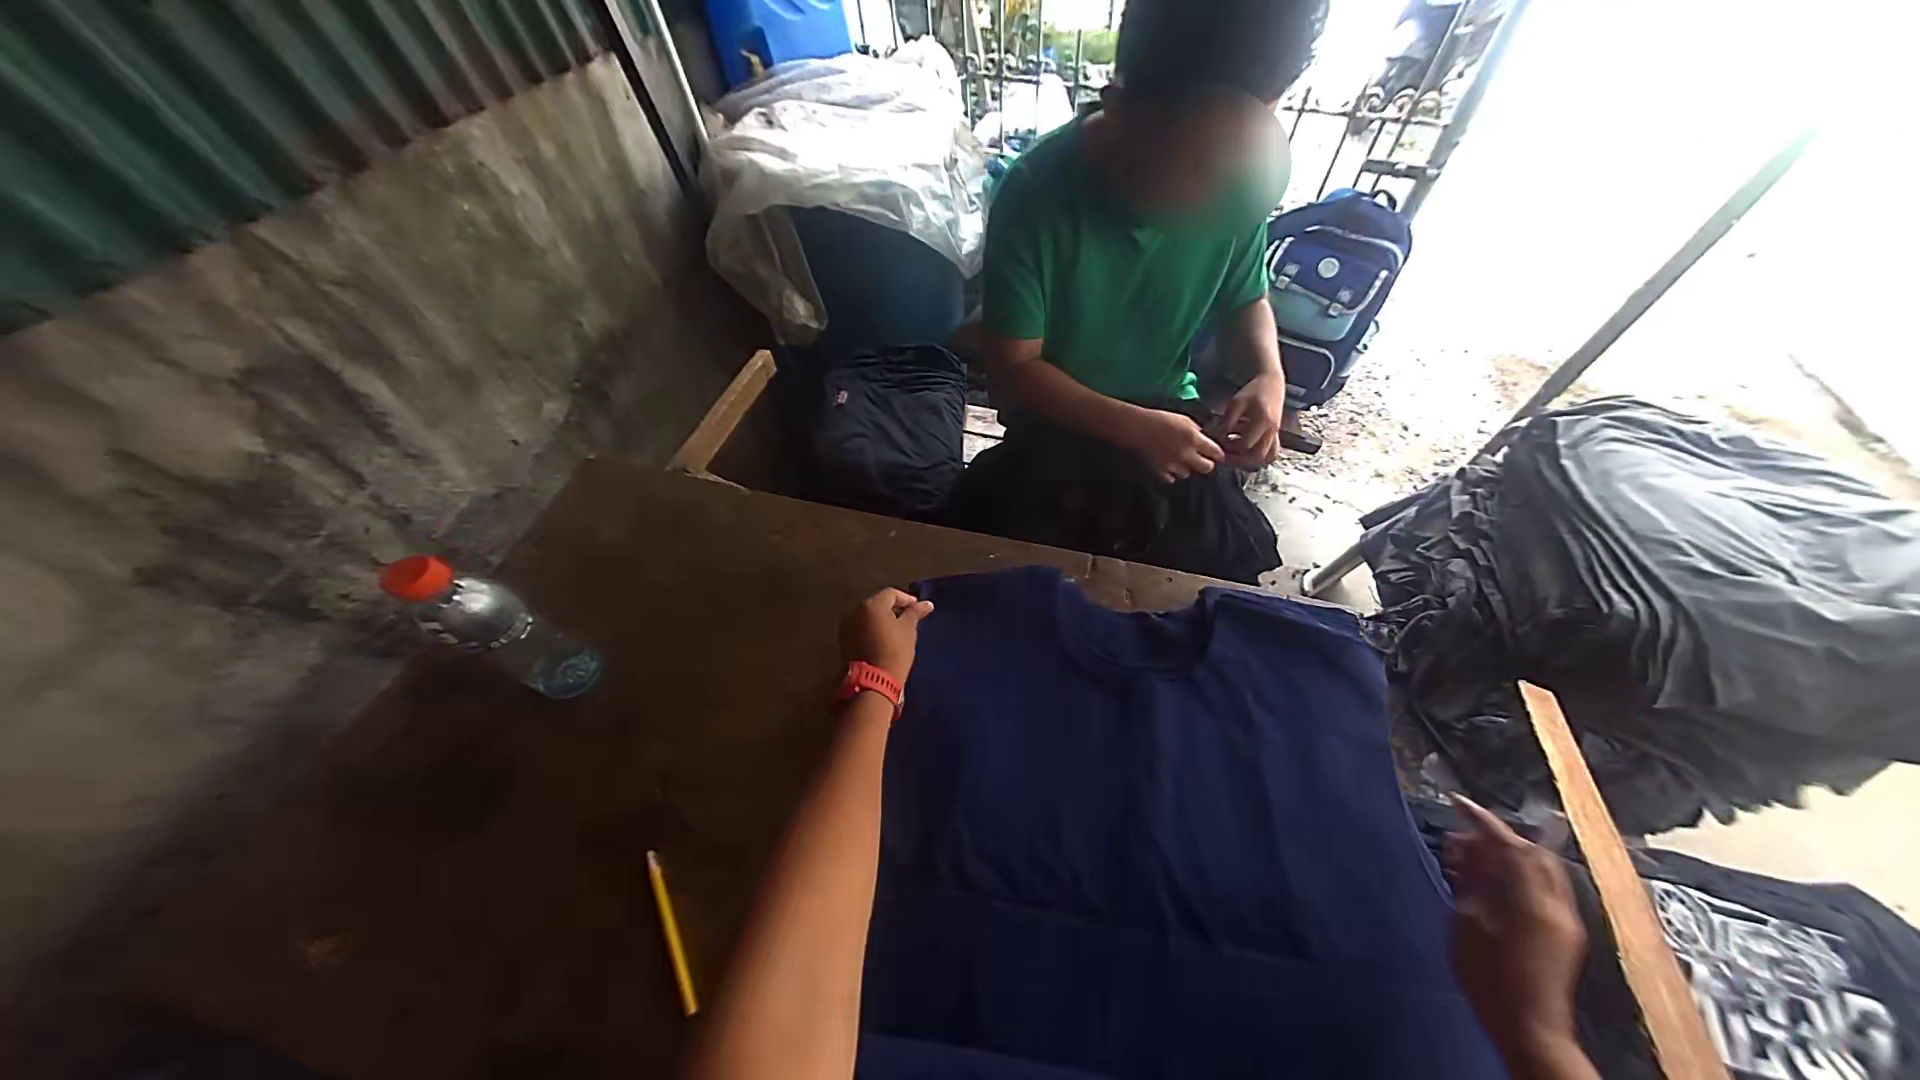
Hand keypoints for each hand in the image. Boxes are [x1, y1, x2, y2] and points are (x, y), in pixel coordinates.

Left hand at [840, 588, 934, 683]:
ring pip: (868, 617)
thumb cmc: (895, 652)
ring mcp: (846, 626)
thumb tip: (927, 603)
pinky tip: (882, 640)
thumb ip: (915, 613)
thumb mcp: (908, 630)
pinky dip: (872, 630)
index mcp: (871, 605)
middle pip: (877, 603)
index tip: (918, 608)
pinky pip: (861, 628)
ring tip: (896, 630)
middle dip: (892, 609)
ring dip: (881, 620)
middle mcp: (855, 611)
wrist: (872, 682)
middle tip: (907, 619)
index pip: (891, 594)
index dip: (906, 599)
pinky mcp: (844, 641)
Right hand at [1121, 408, 1225, 483]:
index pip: (1216, 453)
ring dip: (1186, 468)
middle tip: (1200, 459)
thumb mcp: (1183, 419)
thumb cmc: (1159, 419)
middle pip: (1207, 468)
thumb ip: (1196, 430)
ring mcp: (1173, 466)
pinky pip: (1171, 478)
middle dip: (1206, 463)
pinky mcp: (1160, 472)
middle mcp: (1186, 455)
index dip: (1217, 453)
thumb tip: (1203, 438)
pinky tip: (1167, 464)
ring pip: (1187, 474)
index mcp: (1194, 439)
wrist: (1136, 428)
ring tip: (1179, 460)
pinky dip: (1171, 473)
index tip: (1214, 453)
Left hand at [1217, 372, 1284, 467]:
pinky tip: (1246, 454)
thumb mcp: (1236, 403)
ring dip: (1249, 461)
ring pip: (1266, 458)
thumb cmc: (1252, 392)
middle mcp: (1272, 431)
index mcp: (1263, 421)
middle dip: (1239, 459)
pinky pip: (1271, 454)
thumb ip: (1228, 421)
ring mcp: (1275, 435)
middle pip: (1257, 456)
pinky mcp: (1276, 436)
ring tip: (1235, 455)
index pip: (1245, 444)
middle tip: (1225, 455)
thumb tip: (1219, 438)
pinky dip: (1259, 458)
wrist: (1271, 384)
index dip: (1230, 447)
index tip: (1220, 443)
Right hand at [1444, 795, 1587, 1056]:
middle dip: (1497, 837)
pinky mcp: (1562, 934)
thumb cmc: (1488, 975)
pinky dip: (1515, 874)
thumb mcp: (1469, 920)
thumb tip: (1466, 846)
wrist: (1527, 1027)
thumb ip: (1472, 878)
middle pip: (1533, 853)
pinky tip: (1488, 881)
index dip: (1482, 820)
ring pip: (1539, 869)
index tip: (1456, 801)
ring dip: (1507, 855)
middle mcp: (1557, 906)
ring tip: (1470, 856)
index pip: (1511, 845)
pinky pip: (1540, 888)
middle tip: (1461, 834)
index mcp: (1533, 902)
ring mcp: (1564, 921)